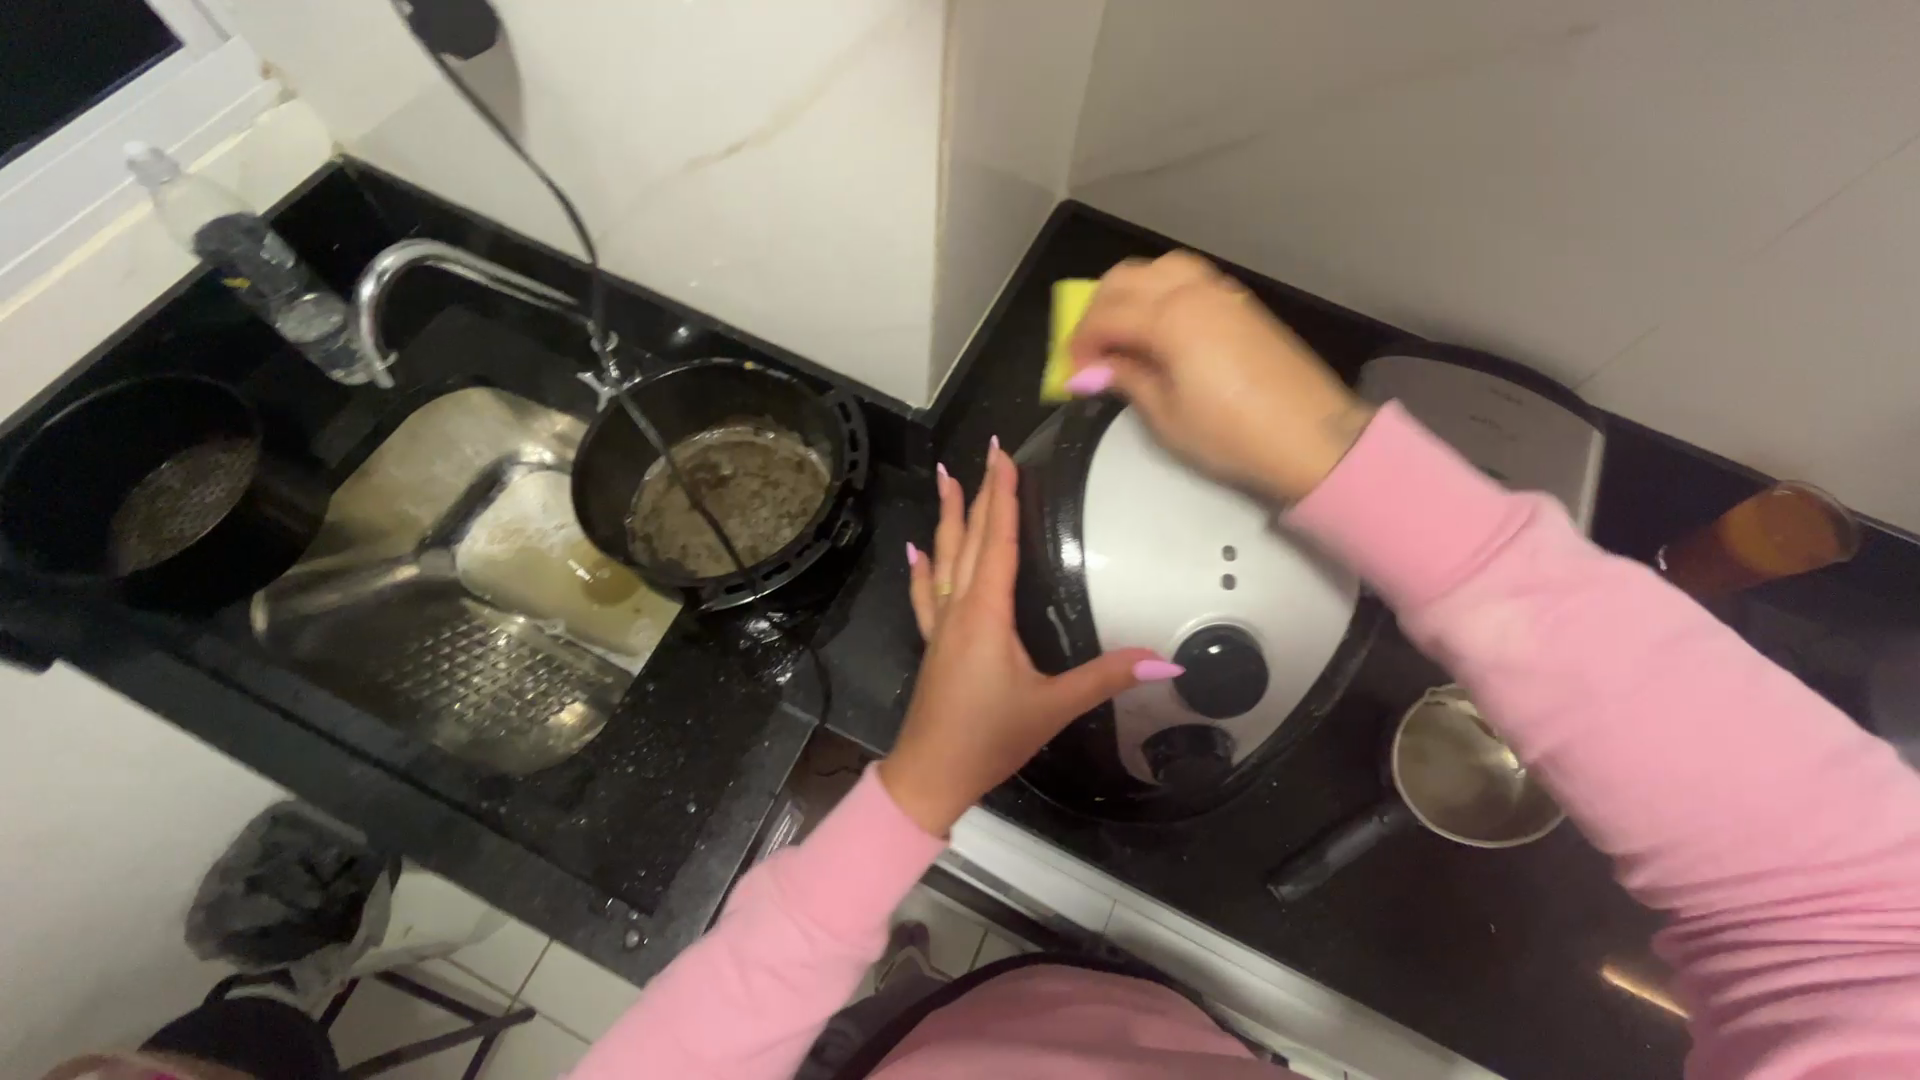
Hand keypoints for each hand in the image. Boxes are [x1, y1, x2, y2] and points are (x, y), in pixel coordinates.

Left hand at [880, 443, 1178, 835]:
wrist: (931, 774)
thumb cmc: (990, 738)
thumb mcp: (1053, 707)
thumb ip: (1106, 678)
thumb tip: (1166, 661)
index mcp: (987, 614)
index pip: (999, 541)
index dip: (1004, 496)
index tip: (1005, 456)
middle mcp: (960, 609)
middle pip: (971, 540)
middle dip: (981, 493)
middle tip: (987, 452)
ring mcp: (940, 625)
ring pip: (943, 559)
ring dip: (948, 518)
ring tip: (946, 479)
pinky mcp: (932, 644)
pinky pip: (925, 595)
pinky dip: (922, 570)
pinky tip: (916, 552)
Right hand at [1066, 251, 1375, 501]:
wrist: (1309, 438)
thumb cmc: (1231, 435)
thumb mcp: (1166, 416)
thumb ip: (1126, 379)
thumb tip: (1092, 370)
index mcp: (1170, 319)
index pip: (1104, 316)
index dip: (1079, 344)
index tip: (1071, 373)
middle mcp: (1193, 292)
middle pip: (1126, 279)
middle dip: (1096, 311)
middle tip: (1088, 351)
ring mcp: (1221, 293)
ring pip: (1158, 269)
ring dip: (1128, 293)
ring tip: (1119, 333)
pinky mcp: (1239, 304)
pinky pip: (1187, 278)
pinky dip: (1159, 291)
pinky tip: (1156, 326)